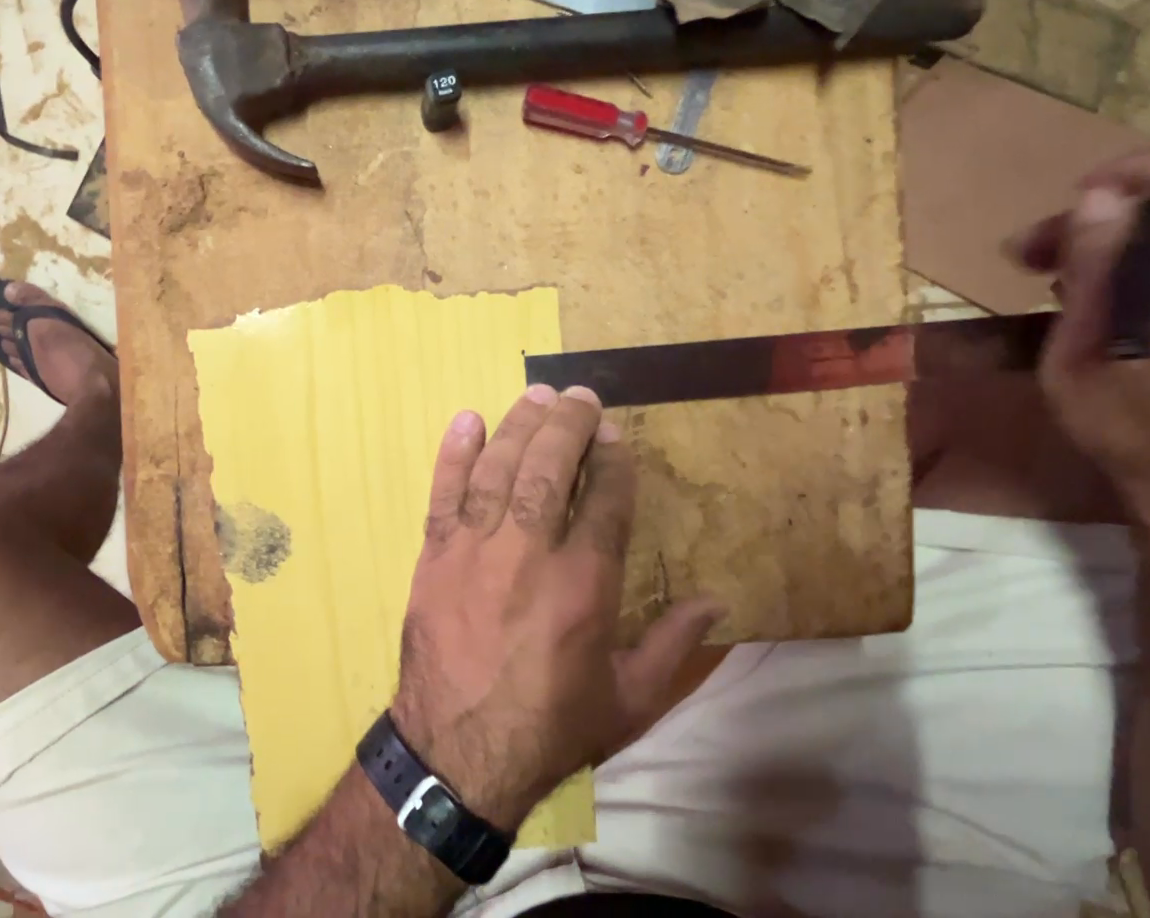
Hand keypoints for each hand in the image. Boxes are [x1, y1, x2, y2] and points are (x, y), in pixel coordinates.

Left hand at [389, 384, 723, 831]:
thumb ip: (672, 644)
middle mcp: (529, 555)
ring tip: (536, 396)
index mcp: (584, 585)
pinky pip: (441, 495)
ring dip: (518, 427)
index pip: (606, 500)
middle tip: (579, 396)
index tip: (616, 434)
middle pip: (551, 470)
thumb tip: (716, 600)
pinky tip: (466, 421)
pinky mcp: (433, 557)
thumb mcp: (628, 700)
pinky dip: (452, 455)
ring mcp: (474, 551)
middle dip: (569, 426)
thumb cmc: (550, 727)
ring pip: (498, 471)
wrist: (457, 753)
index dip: (614, 460)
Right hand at [1015, 150, 1149, 526]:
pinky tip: (1100, 296)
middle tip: (1030, 252)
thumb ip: (1094, 273)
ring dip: (1121, 244)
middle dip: (1107, 218)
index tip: (1073, 193)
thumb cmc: (1137, 436)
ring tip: (1052, 277)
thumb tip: (1095, 196)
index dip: (1137, 170)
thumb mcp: (1085, 359)